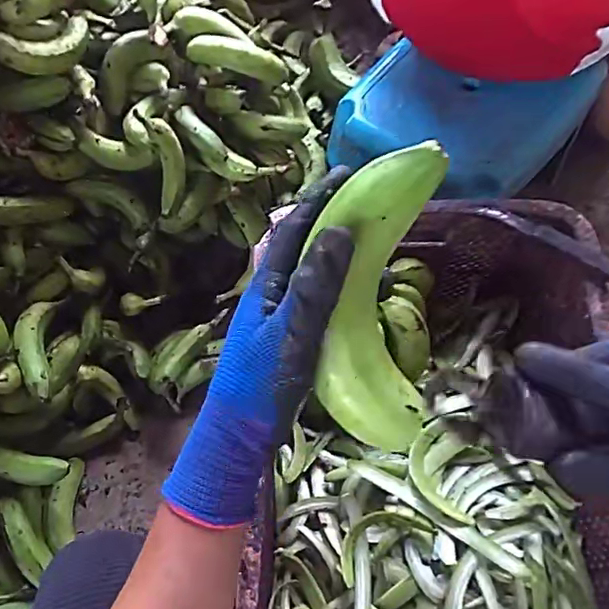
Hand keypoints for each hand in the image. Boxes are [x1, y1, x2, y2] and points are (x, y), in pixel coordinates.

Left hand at [161, 170, 354, 527]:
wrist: (239, 435)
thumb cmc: (261, 385)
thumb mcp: (291, 334)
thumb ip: (313, 287)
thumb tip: (339, 232)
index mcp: (265, 286)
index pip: (293, 230)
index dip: (319, 199)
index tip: (350, 174)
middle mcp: (269, 295)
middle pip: (300, 246)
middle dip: (329, 219)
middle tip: (365, 203)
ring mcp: (276, 318)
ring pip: (308, 273)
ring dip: (336, 253)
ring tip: (369, 243)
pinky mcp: (287, 340)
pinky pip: (316, 300)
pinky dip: (337, 287)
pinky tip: (356, 295)